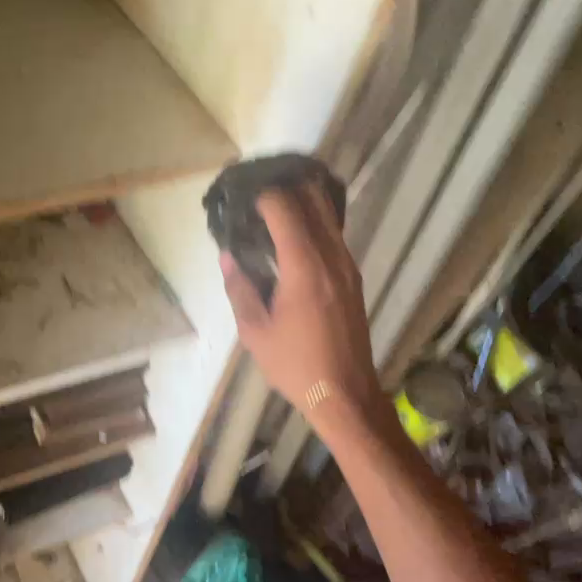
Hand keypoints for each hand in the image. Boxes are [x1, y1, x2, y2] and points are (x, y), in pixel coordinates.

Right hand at [222, 185, 386, 429]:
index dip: (262, 196)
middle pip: (313, 200)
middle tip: (257, 197)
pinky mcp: (352, 277)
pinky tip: (292, 239)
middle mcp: (331, 256)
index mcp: (304, 266)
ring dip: (302, 205)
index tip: (242, 198)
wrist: (343, 391)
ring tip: (271, 213)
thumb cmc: (294, 365)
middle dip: (285, 190)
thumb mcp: (255, 332)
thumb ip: (240, 289)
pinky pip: (333, 235)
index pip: (285, 208)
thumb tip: (228, 257)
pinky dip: (314, 225)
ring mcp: (347, 265)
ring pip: (327, 215)